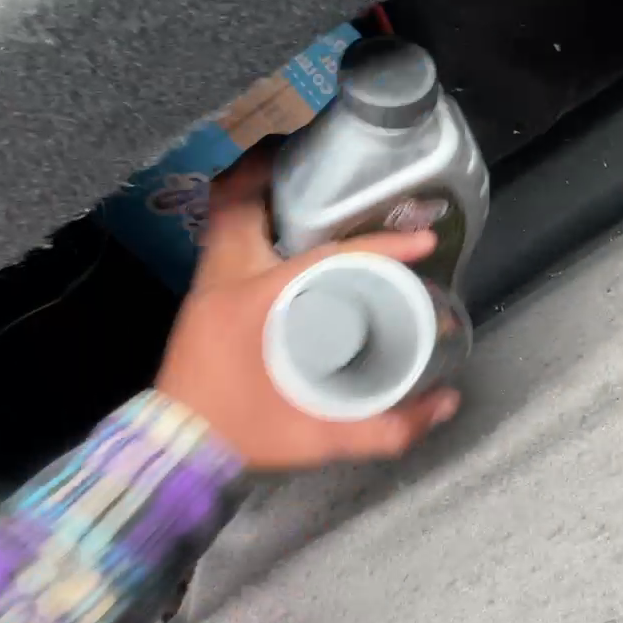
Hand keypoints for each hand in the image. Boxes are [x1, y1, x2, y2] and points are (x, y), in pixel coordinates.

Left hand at [155, 148, 460, 469]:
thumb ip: (388, 428)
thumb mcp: (321, 439)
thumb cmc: (247, 437)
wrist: (176, 454)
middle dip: (278, 172)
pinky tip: (282, 229)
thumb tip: (446, 402)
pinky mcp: (202, 297)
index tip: (422, 241)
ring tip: (304, 184)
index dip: (381, 246)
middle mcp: (227, 283)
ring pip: (225, 213)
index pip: (327, 258)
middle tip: (328, 169)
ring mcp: (207, 285)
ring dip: (259, 191)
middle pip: (241, 202)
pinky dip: (249, 220)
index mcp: (258, 307)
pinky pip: (222, 236)